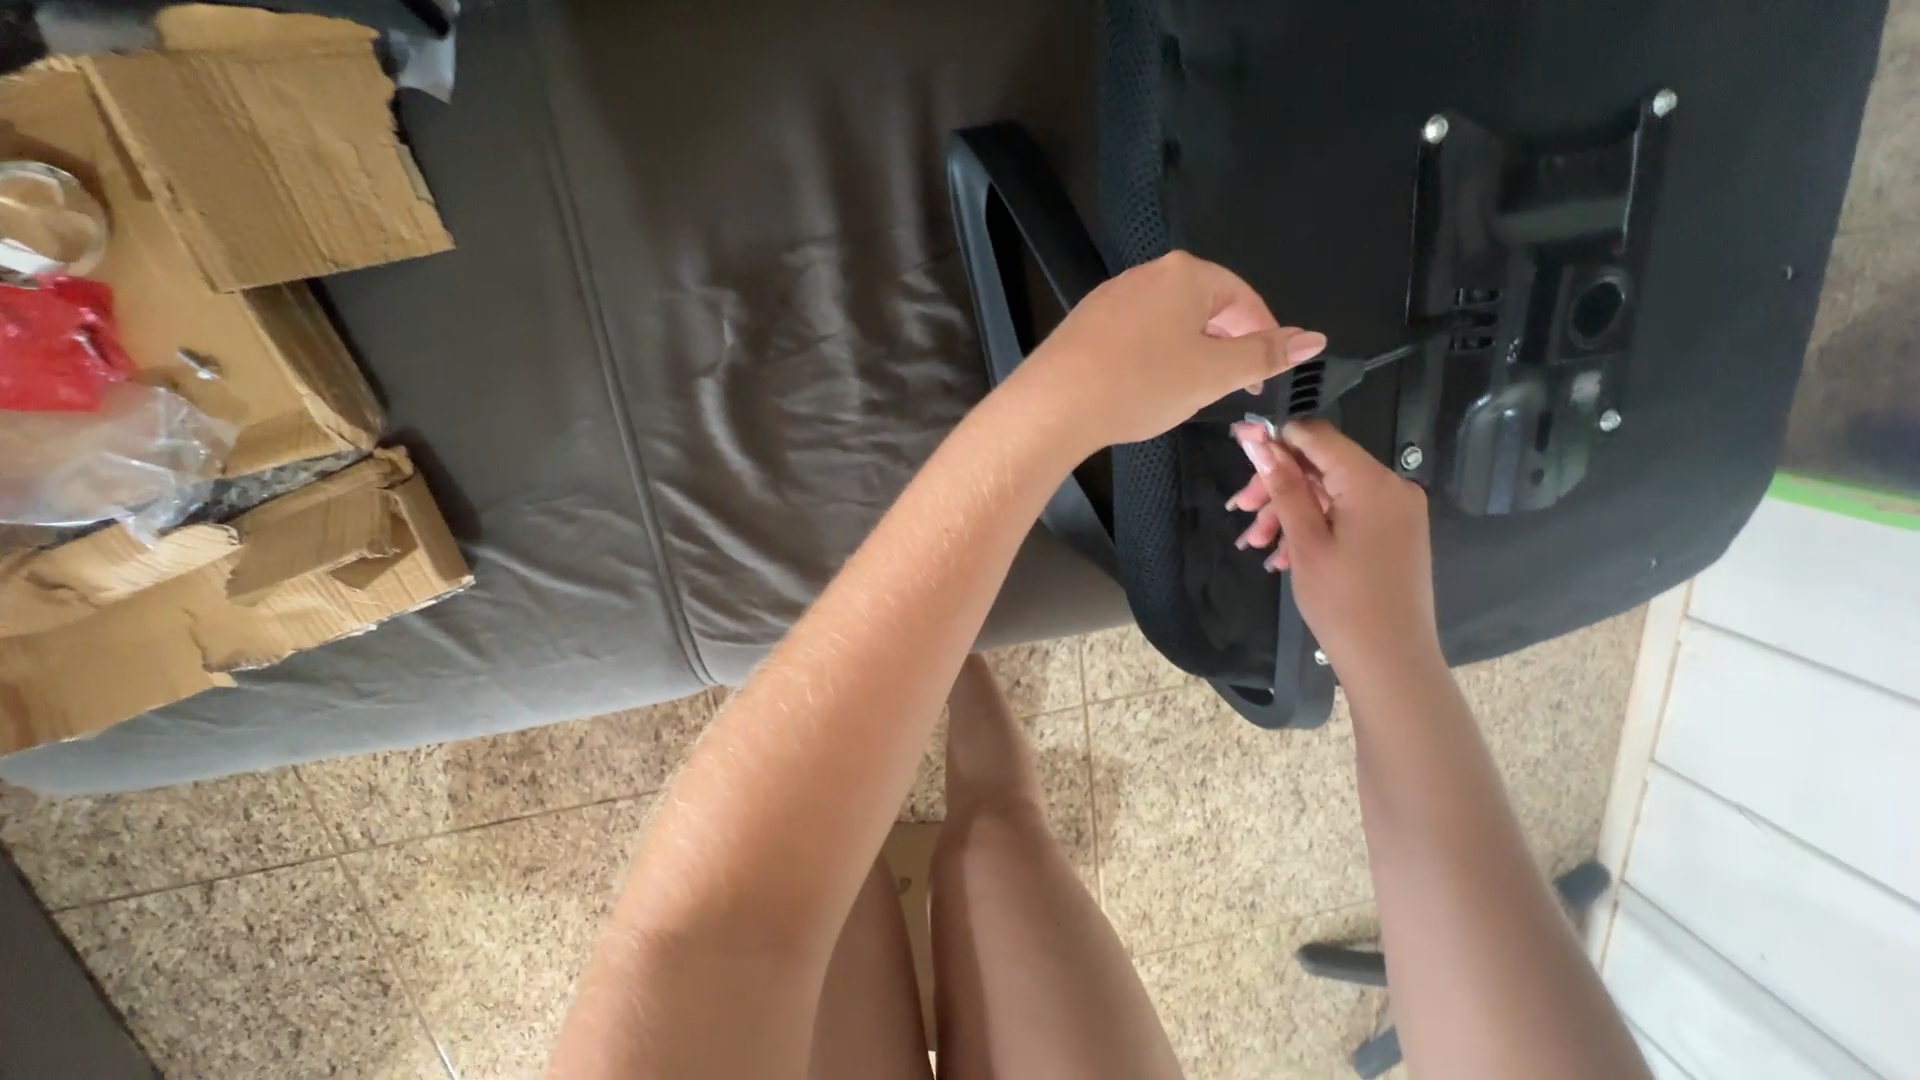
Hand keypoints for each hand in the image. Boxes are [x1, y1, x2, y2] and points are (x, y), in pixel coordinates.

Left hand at [1005, 251, 1327, 452]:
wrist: (1054, 405)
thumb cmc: (1142, 384)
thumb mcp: (1213, 374)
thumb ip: (1264, 355)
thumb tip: (1314, 339)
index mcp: (1187, 274)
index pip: (1244, 299)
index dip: (1262, 339)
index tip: (1260, 380)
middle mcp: (1147, 273)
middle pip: (1205, 306)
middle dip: (1224, 346)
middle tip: (1226, 388)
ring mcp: (1111, 296)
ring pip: (1169, 322)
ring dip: (1188, 353)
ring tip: (1184, 392)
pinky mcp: (1085, 324)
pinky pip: (1136, 334)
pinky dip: (1152, 358)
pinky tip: (1143, 388)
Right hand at [1228, 418, 1441, 674]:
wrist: (1390, 660)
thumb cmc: (1342, 601)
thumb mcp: (1305, 541)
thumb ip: (1282, 485)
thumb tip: (1257, 440)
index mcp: (1372, 482)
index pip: (1318, 436)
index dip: (1276, 440)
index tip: (1240, 457)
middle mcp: (1392, 487)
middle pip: (1322, 466)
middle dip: (1278, 486)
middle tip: (1241, 513)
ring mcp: (1396, 511)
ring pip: (1330, 493)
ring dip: (1290, 512)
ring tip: (1257, 545)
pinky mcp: (1394, 533)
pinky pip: (1347, 514)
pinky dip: (1314, 527)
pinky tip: (1284, 556)